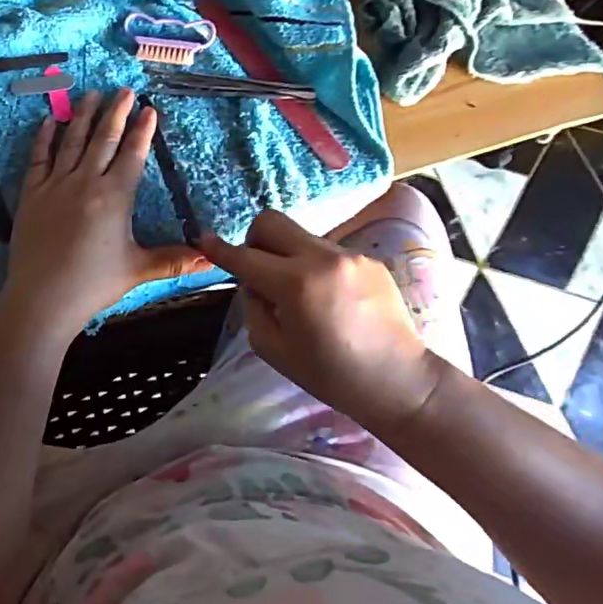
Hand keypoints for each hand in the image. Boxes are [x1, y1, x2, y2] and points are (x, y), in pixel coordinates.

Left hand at [1, 89, 208, 335]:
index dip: (142, 130)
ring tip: (92, 94)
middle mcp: (85, 182)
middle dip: (116, 112)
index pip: (132, 154)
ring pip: (72, 141)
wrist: (42, 298)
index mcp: (115, 197)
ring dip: (83, 115)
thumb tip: (212, 259)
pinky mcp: (31, 194)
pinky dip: (45, 136)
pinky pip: (38, 157)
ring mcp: (55, 185)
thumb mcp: (138, 270)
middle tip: (124, 90)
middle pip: (103, 139)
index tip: (148, 109)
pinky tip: (51, 119)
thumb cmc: (93, 284)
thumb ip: (174, 260)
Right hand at [200, 210, 438, 430]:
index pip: (245, 257)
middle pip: (272, 222)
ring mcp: (349, 255)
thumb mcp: (273, 349)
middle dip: (254, 239)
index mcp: (295, 284)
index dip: (220, 249)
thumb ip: (254, 306)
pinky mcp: (368, 259)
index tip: (204, 238)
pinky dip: (314, 266)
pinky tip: (327, 298)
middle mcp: (322, 258)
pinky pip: (326, 251)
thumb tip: (254, 283)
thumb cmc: (330, 375)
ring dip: (286, 255)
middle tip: (257, 268)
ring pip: (300, 236)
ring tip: (298, 293)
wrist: (398, 381)